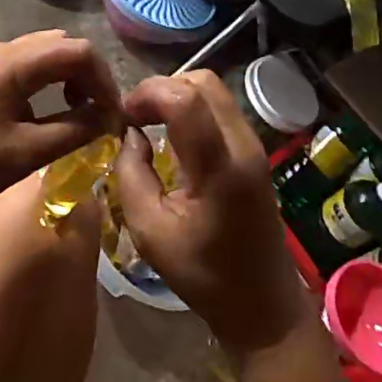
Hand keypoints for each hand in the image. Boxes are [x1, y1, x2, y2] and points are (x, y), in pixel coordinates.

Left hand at [0, 31, 119, 219]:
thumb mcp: (29, 152)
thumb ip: (77, 130)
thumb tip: (112, 119)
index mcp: (15, 64)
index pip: (80, 52)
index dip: (105, 80)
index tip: (113, 115)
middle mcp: (6, 50)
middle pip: (66, 45)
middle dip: (91, 76)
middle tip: (100, 113)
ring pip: (50, 52)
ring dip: (72, 76)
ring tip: (79, 111)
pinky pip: (33, 63)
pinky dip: (53, 79)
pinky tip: (51, 109)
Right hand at [111, 72, 310, 354]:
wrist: (261, 299)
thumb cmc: (203, 274)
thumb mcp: (151, 232)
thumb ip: (132, 175)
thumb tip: (129, 134)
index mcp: (221, 167)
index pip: (187, 99)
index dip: (148, 94)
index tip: (121, 116)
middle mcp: (243, 144)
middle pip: (203, 82)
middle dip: (161, 89)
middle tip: (133, 118)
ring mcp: (254, 144)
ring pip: (214, 91)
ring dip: (177, 97)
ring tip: (148, 125)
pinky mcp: (254, 149)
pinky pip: (221, 109)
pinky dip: (192, 109)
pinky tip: (172, 137)